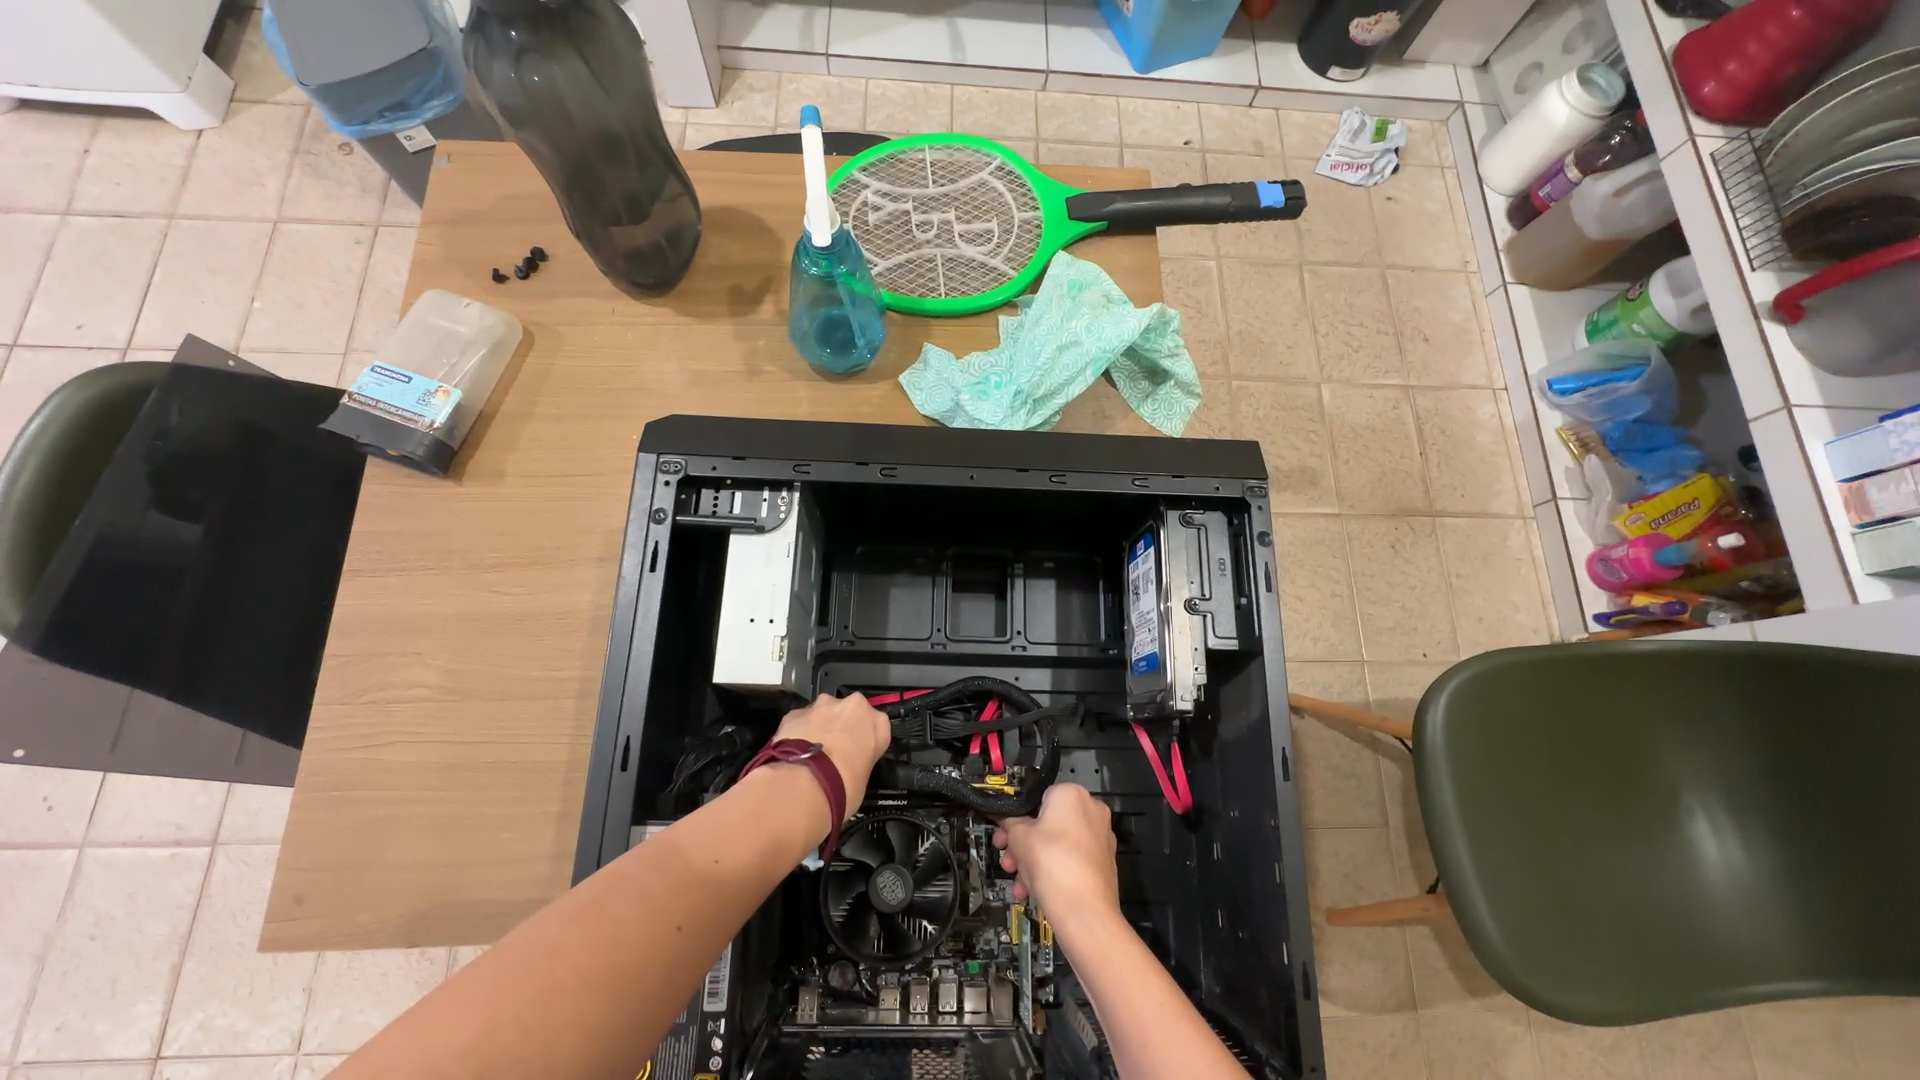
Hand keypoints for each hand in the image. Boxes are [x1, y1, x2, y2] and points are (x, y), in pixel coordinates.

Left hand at [771, 693, 890, 820]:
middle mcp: (853, 706)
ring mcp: (822, 705)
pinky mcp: (795, 712)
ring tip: (810, 753)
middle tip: (833, 753)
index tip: (857, 756)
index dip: (865, 742)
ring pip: (823, 713)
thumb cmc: (845, 787)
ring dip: (819, 726)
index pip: (876, 728)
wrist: (804, 783)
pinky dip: (797, 732)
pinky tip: (793, 752)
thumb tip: (846, 768)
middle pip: (849, 713)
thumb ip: (858, 762)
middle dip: (842, 727)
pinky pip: (800, 721)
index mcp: (878, 723)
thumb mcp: (863, 779)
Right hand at [993, 783, 1119, 924]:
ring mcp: (1100, 837)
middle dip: (1022, 843)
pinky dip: (1051, 870)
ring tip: (1018, 880)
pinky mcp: (1102, 862)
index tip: (1004, 834)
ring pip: (1056, 843)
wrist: (1084, 912)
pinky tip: (1032, 889)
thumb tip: (1006, 819)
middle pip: (1046, 823)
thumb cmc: (1052, 864)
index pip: (1037, 798)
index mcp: (1073, 793)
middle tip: (1008, 858)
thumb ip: (1009, 822)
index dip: (1016, 818)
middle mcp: (1092, 810)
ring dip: (1032, 860)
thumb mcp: (1018, 837)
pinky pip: (1069, 859)